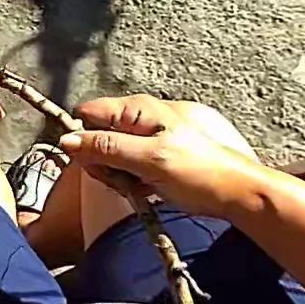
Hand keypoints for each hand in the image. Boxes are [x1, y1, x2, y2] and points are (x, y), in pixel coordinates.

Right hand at [58, 95, 260, 217]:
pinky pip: (122, 165)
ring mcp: (143, 137)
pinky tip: (145, 189)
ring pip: (106, 154)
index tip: (97, 162)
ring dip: (114, 174)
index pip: (87, 114)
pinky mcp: (149, 155)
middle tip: (123, 179)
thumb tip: (67, 140)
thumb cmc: (199, 173)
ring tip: (138, 185)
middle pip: (94, 135)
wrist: (238, 195)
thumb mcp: (149, 159)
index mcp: (138, 109)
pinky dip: (127, 180)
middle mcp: (137, 117)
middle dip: (100, 161)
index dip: (84, 138)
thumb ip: (106, 147)